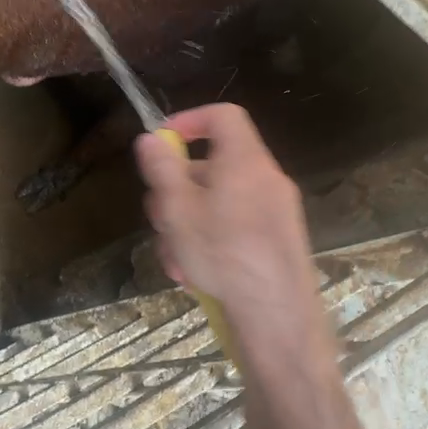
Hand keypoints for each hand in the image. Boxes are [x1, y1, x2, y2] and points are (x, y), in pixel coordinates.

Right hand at [134, 104, 331, 378]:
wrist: (276, 313)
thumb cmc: (222, 253)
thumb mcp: (177, 208)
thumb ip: (162, 169)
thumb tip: (151, 138)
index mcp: (244, 161)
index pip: (222, 116)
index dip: (187, 121)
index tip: (159, 145)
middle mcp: (265, 179)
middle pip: (210, 166)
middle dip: (175, 191)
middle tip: (159, 219)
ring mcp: (273, 211)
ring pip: (214, 202)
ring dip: (185, 225)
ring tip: (175, 258)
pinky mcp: (274, 239)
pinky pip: (231, 226)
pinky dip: (207, 241)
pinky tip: (193, 273)